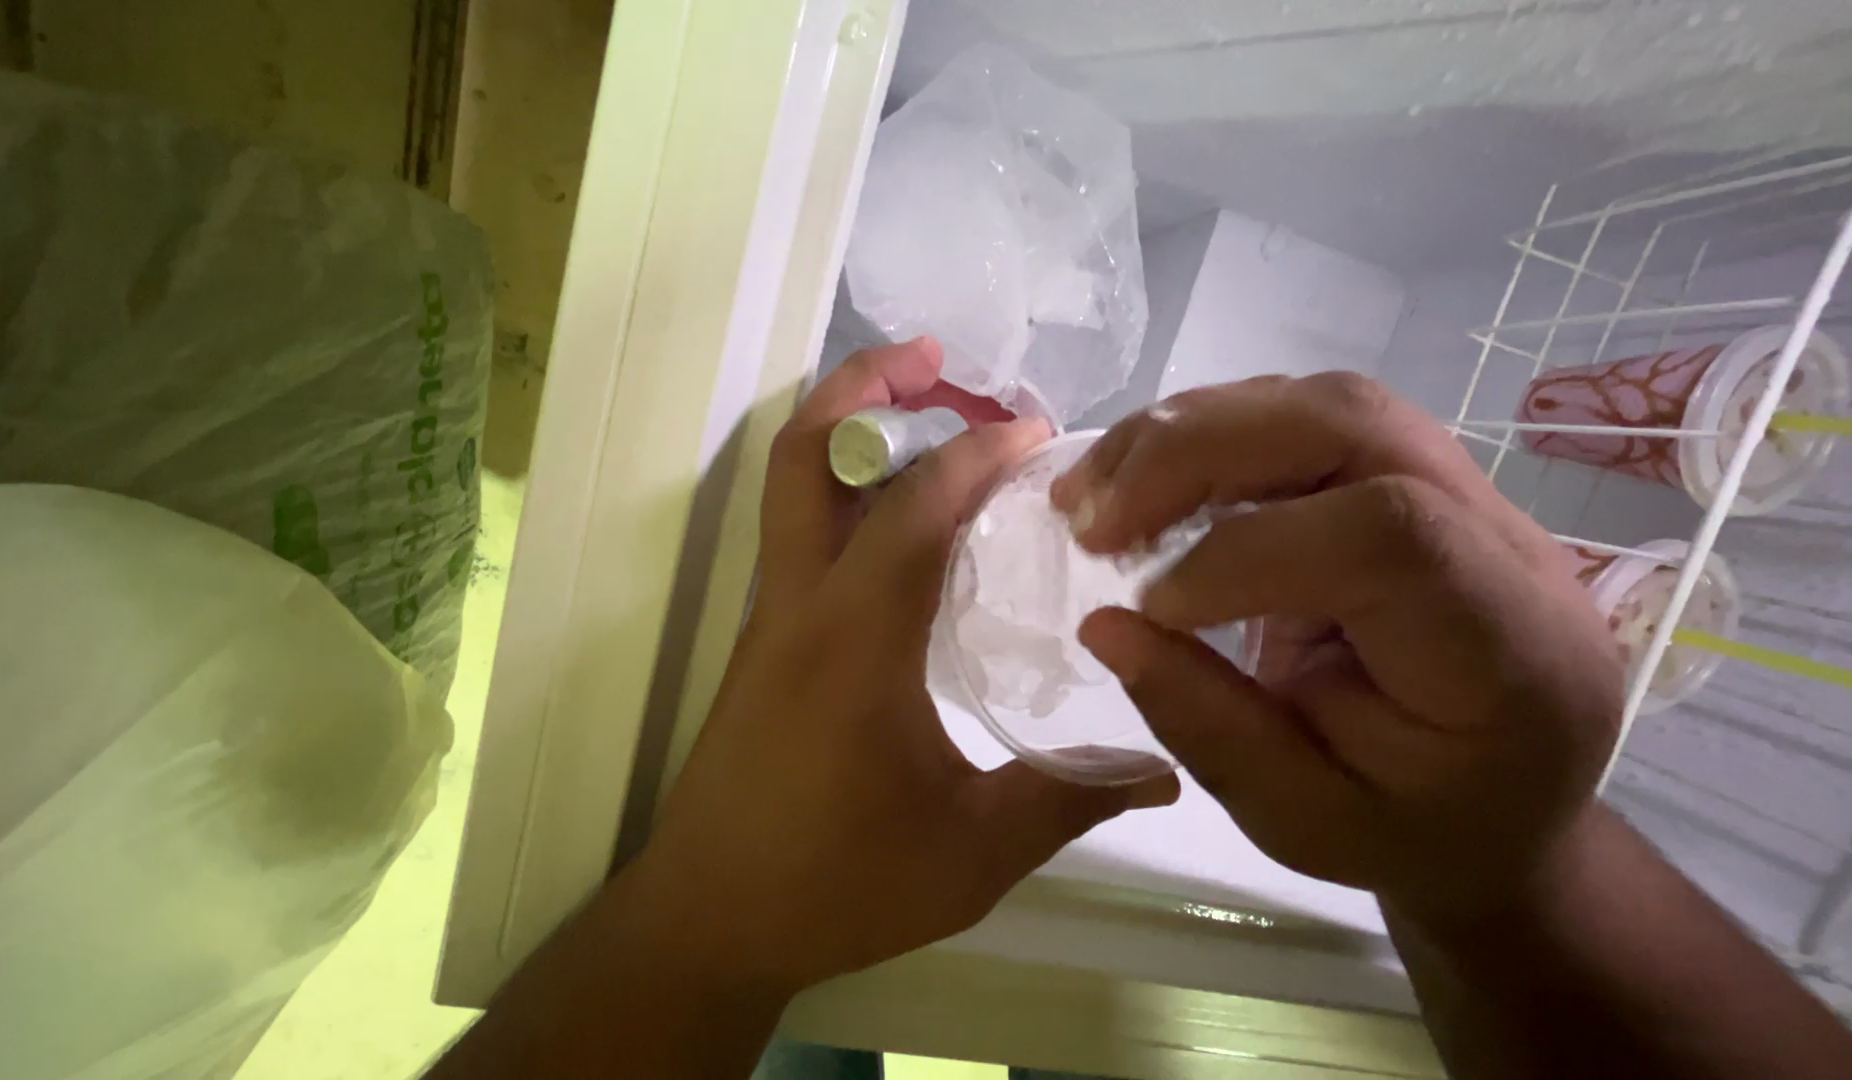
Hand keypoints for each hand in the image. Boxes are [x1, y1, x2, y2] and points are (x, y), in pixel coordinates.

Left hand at [623, 340, 1178, 994]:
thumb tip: (1167, 770)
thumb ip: (1070, 799)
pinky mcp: (764, 638)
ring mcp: (772, 616)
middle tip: (937, 358)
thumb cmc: (837, 883)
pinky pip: (799, 529)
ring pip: (791, 484)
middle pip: (807, 455)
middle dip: (867, 387)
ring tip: (920, 405)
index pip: (914, 508)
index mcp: (856, 640)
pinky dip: (844, 485)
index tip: (1036, 431)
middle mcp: (801, 605)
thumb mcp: (973, 853)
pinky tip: (901, 513)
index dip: (977, 453)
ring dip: (847, 426)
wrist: (709, 917)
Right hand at [1052, 373, 1625, 918]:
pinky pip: (1294, 417)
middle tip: (1088, 519)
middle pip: (1345, 423)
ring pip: (1312, 403)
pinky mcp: (1399, 477)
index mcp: (1505, 645)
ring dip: (1181, 435)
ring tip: (1091, 495)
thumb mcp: (1302, 819)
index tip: (1152, 608)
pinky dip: (1198, 438)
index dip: (1242, 553)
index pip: (1385, 536)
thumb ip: (1208, 727)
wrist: (1490, 799)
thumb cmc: (1406, 830)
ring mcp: (1455, 490)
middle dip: (1191, 454)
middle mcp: (1497, 538)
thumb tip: (1104, 625)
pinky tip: (1138, 484)